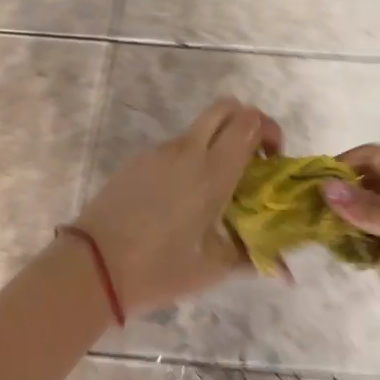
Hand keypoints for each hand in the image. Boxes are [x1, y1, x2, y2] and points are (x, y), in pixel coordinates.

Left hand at [71, 98, 281, 316]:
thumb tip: (287, 272)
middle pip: (226, 107)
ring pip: (199, 130)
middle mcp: (189, 151)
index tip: (272, 158)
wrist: (92, 267)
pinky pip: (174, 148)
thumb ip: (252, 259)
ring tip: (214, 189)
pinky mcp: (137, 160)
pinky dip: (189, 160)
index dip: (269, 130)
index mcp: (213, 172)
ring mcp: (159, 152)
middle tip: (251, 157)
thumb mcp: (211, 268)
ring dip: (216, 144)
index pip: (250, 122)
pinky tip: (180, 199)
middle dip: (246, 122)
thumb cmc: (158, 269)